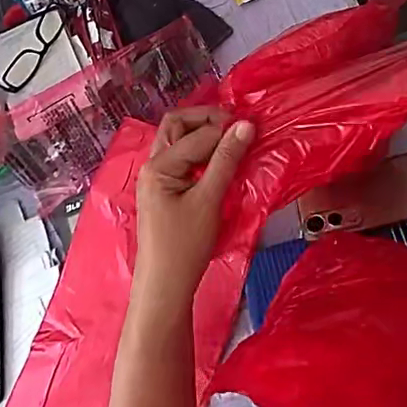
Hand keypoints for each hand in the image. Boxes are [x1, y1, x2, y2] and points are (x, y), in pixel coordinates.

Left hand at [133, 108, 253, 310]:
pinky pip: (180, 158)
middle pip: (177, 125)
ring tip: (231, 141)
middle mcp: (152, 165)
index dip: (226, 129)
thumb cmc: (184, 247)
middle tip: (236, 127)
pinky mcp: (163, 190)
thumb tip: (244, 126)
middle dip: (206, 119)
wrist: (165, 287)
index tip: (254, 129)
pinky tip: (219, 162)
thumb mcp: (209, 200)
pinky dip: (199, 152)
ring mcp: (156, 178)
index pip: (197, 134)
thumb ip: (226, 160)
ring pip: (177, 140)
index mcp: (159, 165)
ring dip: (202, 134)